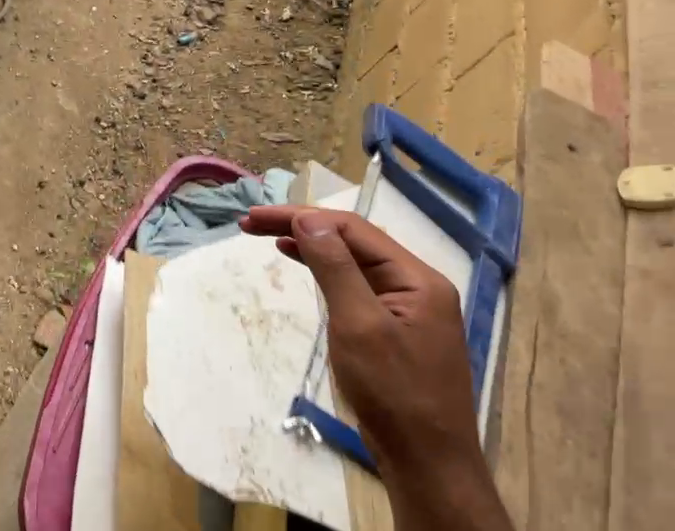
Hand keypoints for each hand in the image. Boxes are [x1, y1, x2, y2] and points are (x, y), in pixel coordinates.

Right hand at [239, 206, 480, 476]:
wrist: (425, 456)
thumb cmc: (392, 390)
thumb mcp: (358, 324)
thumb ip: (335, 267)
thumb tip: (307, 219)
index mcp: (417, 279)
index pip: (352, 229)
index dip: (300, 216)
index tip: (253, 218)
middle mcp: (417, 285)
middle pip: (351, 239)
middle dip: (300, 225)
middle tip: (249, 223)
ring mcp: (406, 305)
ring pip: (350, 257)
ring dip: (307, 242)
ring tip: (264, 235)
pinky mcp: (392, 323)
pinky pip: (353, 280)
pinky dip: (320, 266)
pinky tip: (297, 260)